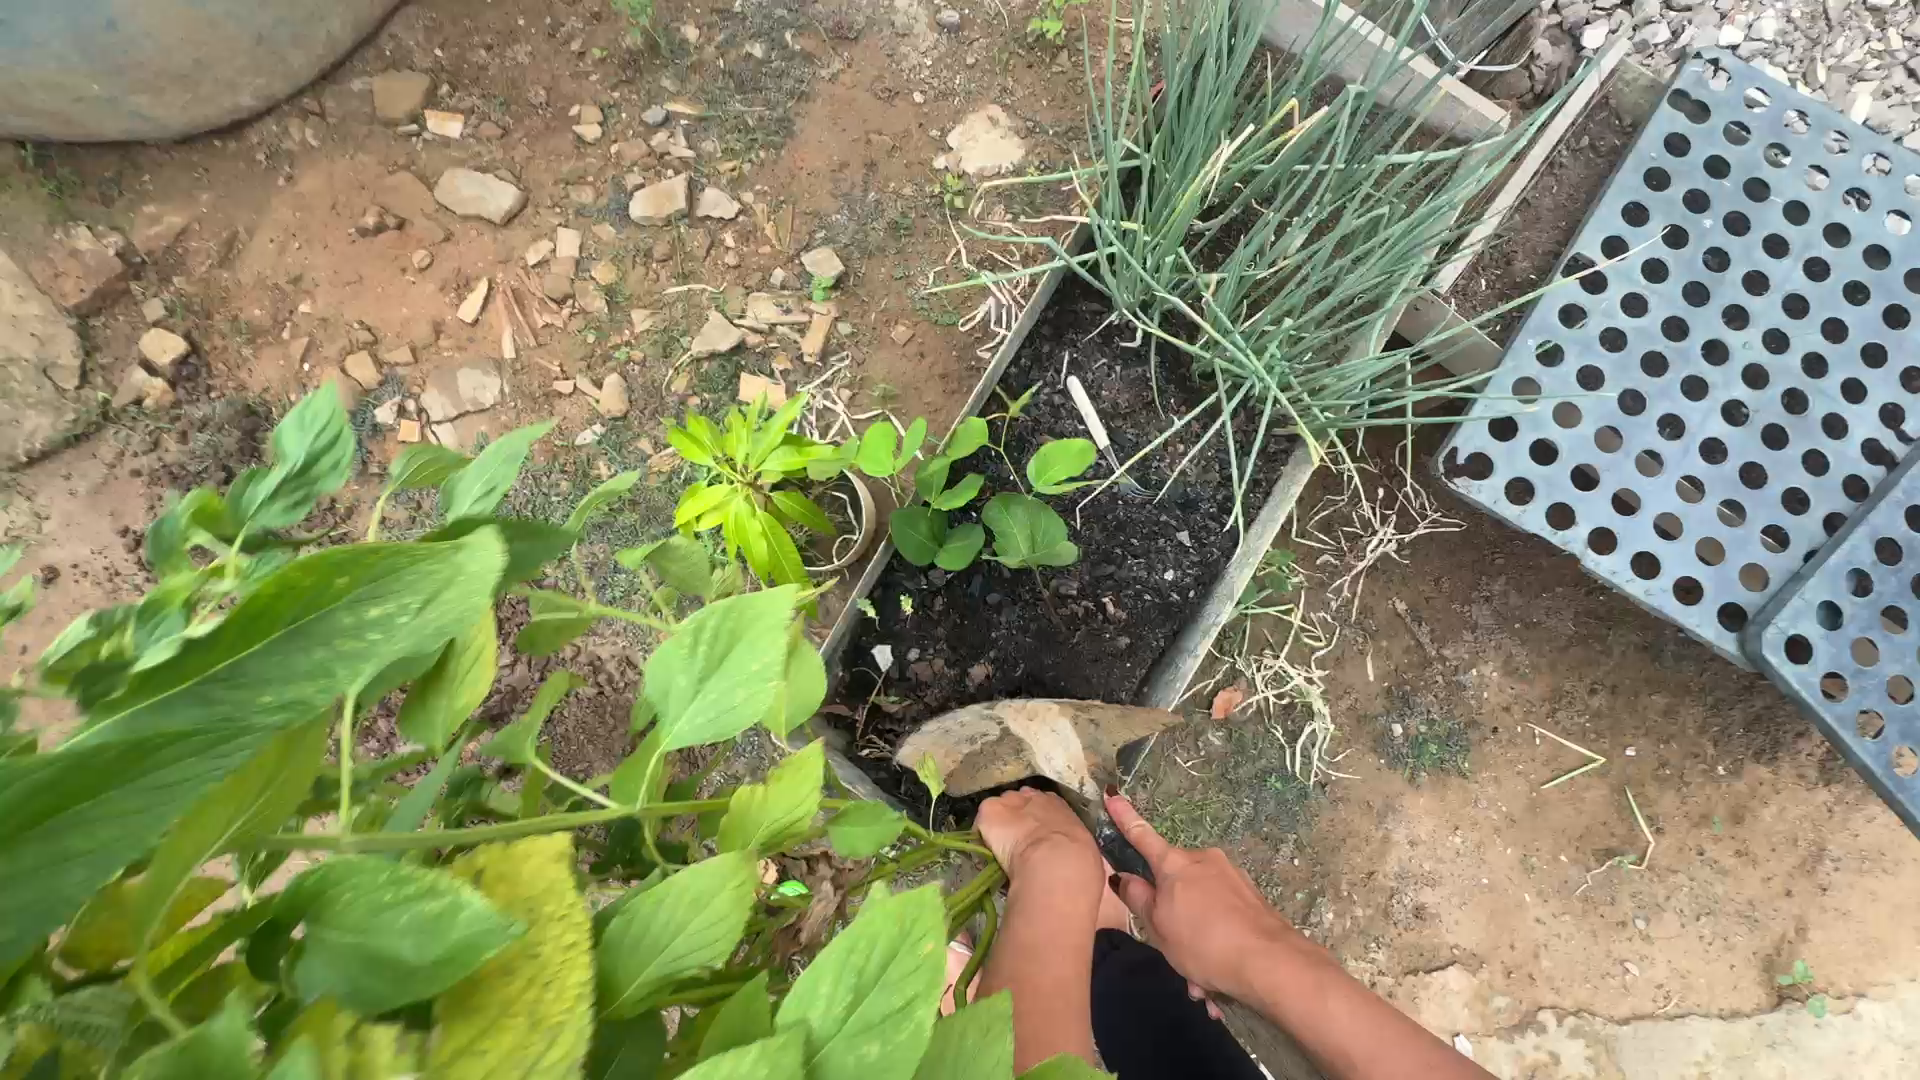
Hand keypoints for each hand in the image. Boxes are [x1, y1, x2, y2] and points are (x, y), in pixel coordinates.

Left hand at [976, 788, 1102, 889]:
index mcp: (1060, 807)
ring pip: (1000, 809)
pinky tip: (986, 849)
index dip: (1038, 821)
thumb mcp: (1086, 855)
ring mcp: (1011, 801)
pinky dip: (982, 832)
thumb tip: (1075, 862)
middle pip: (1020, 803)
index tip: (1036, 838)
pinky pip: (982, 819)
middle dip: (1018, 819)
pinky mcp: (991, 811)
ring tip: (1000, 849)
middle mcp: (1035, 797)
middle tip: (1018, 844)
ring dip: (1000, 825)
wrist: (1059, 862)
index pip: (1045, 807)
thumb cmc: (1081, 865)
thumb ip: (1075, 852)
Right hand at [1106, 792, 1301, 999]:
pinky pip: (1222, 915)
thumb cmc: (1203, 942)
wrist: (1271, 962)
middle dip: (1172, 911)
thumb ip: (1139, 899)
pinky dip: (1216, 939)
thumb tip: (1125, 877)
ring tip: (1201, 976)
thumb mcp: (1159, 927)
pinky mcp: (1250, 895)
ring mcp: (1230, 875)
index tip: (1111, 793)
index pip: (1141, 835)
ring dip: (1195, 933)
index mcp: (1173, 864)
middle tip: (1173, 947)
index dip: (1123, 816)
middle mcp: (1202, 859)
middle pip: (1175, 880)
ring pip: (1199, 904)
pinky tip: (1220, 972)